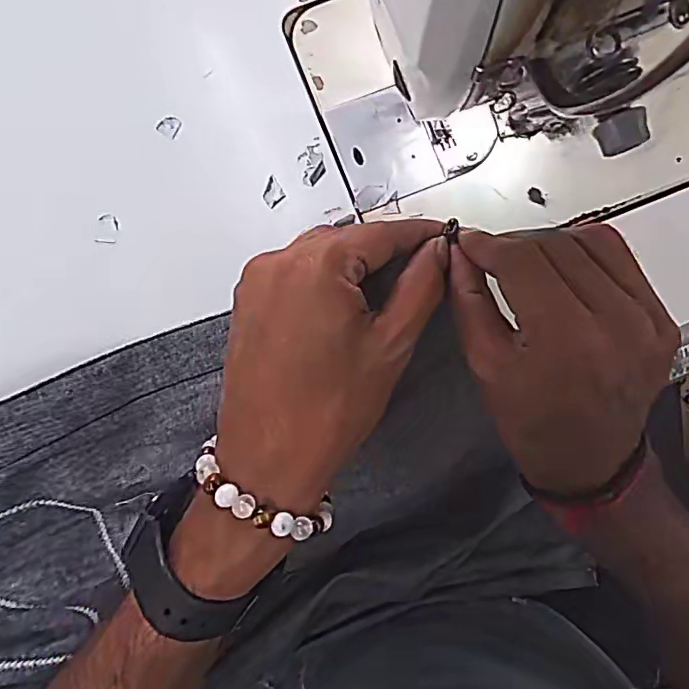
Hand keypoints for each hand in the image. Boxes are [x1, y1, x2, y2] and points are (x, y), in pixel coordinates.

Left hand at [171, 218, 449, 597]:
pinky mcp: (249, 301)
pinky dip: (325, 279)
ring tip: (389, 290)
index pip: (381, 231)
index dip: (419, 234)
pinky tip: (348, 304)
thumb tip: (434, 255)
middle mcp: (279, 264)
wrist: (269, 457)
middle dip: (387, 249)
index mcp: (316, 265)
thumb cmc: (321, 414)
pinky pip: (296, 273)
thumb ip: (421, 286)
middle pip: (348, 238)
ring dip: (355, 264)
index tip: (439, 237)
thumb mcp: (391, 344)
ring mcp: (258, 282)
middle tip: (424, 264)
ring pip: (321, 253)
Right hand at [450, 225, 678, 495]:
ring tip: (528, 262)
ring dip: (551, 242)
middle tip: (492, 256)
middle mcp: (614, 325)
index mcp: (566, 340)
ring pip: (590, 240)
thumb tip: (461, 257)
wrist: (589, 461)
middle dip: (513, 244)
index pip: (521, 259)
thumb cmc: (539, 428)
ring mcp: (645, 320)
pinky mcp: (660, 319)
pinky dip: (588, 253)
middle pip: (554, 244)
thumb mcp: (486, 365)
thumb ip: (469, 301)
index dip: (488, 245)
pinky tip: (567, 268)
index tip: (472, 244)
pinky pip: (622, 258)